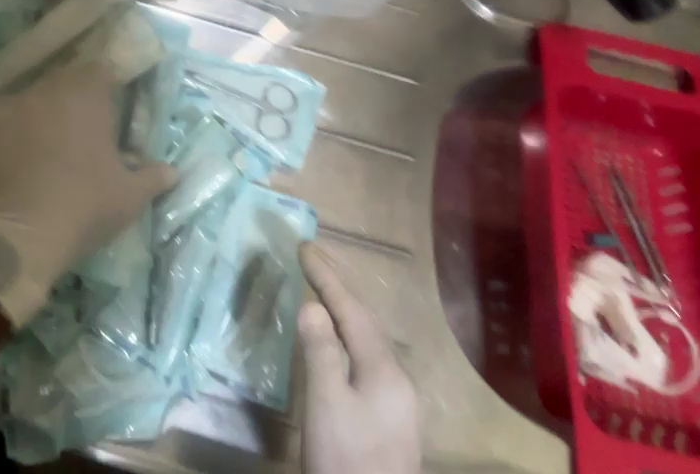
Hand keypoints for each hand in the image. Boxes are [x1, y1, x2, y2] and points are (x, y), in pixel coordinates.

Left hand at [0, 59, 176, 324]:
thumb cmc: (87, 205)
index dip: (107, 86)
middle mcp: (53, 87)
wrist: (26, 231)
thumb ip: (154, 176)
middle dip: (76, 96)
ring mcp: (18, 101)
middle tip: (84, 127)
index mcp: (90, 94)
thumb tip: (172, 171)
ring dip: (46, 108)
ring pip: (37, 94)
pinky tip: (21, 147)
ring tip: (51, 139)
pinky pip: (9, 112)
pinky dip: (17, 124)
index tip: (111, 108)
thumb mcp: (131, 195)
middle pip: (68, 79)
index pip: (102, 70)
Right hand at [297, 244, 420, 473]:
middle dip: (338, 286)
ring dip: (344, 308)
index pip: (352, 310)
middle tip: (312, 255)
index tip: (304, 247)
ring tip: (322, 285)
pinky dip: (347, 333)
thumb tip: (313, 305)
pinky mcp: (388, 418)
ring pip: (368, 339)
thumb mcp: (327, 405)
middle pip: (365, 320)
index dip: (327, 278)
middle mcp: (396, 378)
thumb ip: (321, 352)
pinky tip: (336, 339)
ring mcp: (396, 400)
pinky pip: (366, 356)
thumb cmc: (345, 461)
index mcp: (384, 370)